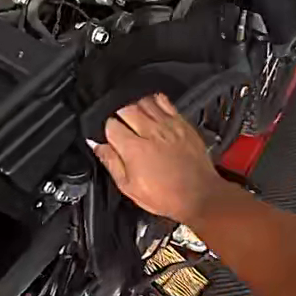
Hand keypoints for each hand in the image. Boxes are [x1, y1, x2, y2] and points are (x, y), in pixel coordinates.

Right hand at [92, 94, 234, 226]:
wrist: (199, 195)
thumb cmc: (166, 195)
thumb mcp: (129, 187)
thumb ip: (111, 162)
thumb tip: (96, 146)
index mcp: (133, 149)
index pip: (110, 125)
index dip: (107, 130)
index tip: (110, 137)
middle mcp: (150, 132)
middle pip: (125, 108)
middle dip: (118, 115)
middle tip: (121, 126)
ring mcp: (167, 125)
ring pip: (143, 101)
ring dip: (135, 106)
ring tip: (135, 118)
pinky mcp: (181, 123)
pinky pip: (164, 101)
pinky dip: (154, 100)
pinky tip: (151, 109)